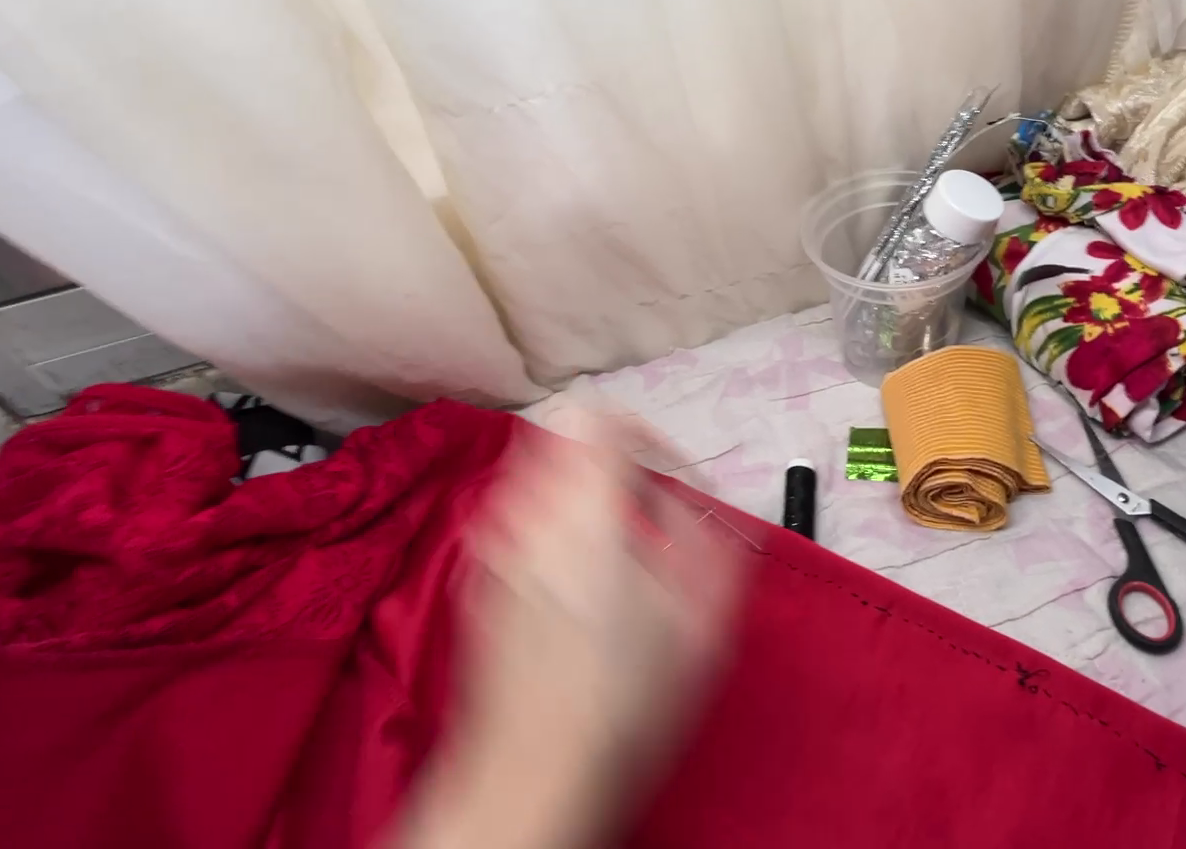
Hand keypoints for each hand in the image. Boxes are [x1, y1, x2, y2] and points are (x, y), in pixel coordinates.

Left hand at [398, 411, 741, 848]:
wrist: (530, 770)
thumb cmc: (624, 698)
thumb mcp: (701, 618)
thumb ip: (707, 536)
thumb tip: (686, 500)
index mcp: (585, 513)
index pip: (599, 415)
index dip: (644, 431)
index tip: (668, 472)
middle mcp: (528, 513)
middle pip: (568, 438)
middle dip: (615, 465)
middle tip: (647, 513)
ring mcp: (495, 542)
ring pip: (542, 473)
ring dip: (586, 491)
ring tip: (618, 545)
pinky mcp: (479, 571)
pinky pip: (522, 513)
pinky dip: (557, 520)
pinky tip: (580, 577)